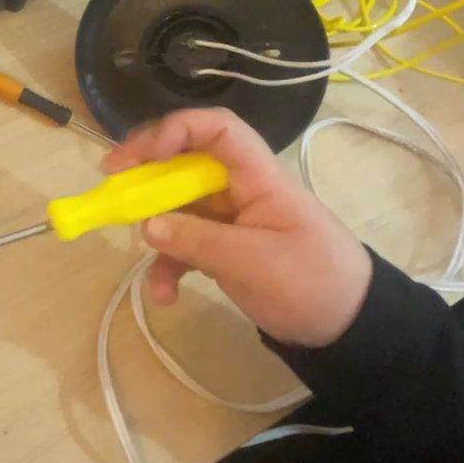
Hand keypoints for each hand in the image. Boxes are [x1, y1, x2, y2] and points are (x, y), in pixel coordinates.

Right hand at [110, 109, 372, 347]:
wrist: (352, 332)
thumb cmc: (315, 283)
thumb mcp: (256, 263)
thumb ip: (199, 241)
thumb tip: (146, 226)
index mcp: (257, 177)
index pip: (216, 130)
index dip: (176, 130)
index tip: (140, 156)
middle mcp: (237, 188)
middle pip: (183, 162)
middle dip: (145, 171)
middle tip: (111, 181)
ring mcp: (227, 218)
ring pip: (175, 205)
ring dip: (153, 227)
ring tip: (136, 248)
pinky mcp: (221, 247)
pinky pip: (182, 243)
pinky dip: (168, 265)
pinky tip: (164, 293)